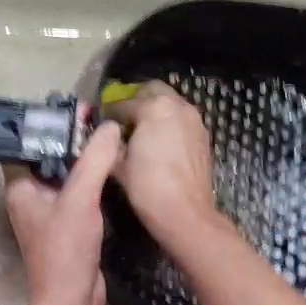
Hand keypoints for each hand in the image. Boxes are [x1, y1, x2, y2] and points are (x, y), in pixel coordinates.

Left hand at [4, 121, 123, 304]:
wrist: (72, 300)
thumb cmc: (66, 250)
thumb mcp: (80, 198)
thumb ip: (94, 161)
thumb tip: (110, 127)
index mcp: (20, 188)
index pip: (25, 145)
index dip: (45, 125)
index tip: (72, 110)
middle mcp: (30, 198)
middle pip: (48, 158)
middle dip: (70, 140)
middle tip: (97, 119)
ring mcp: (49, 214)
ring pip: (65, 177)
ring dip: (84, 160)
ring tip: (108, 137)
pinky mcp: (68, 227)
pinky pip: (78, 195)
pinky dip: (92, 182)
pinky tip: (112, 170)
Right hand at [107, 82, 220, 243]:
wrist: (185, 213)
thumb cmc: (147, 188)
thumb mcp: (119, 165)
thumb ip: (111, 144)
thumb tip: (109, 137)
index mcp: (154, 108)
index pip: (123, 104)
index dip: (109, 113)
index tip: (102, 123)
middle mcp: (177, 106)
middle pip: (153, 91)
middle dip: (136, 101)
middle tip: (124, 121)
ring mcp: (194, 120)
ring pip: (171, 103)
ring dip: (155, 111)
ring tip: (142, 133)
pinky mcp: (203, 136)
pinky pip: (182, 120)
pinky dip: (169, 124)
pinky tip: (160, 144)